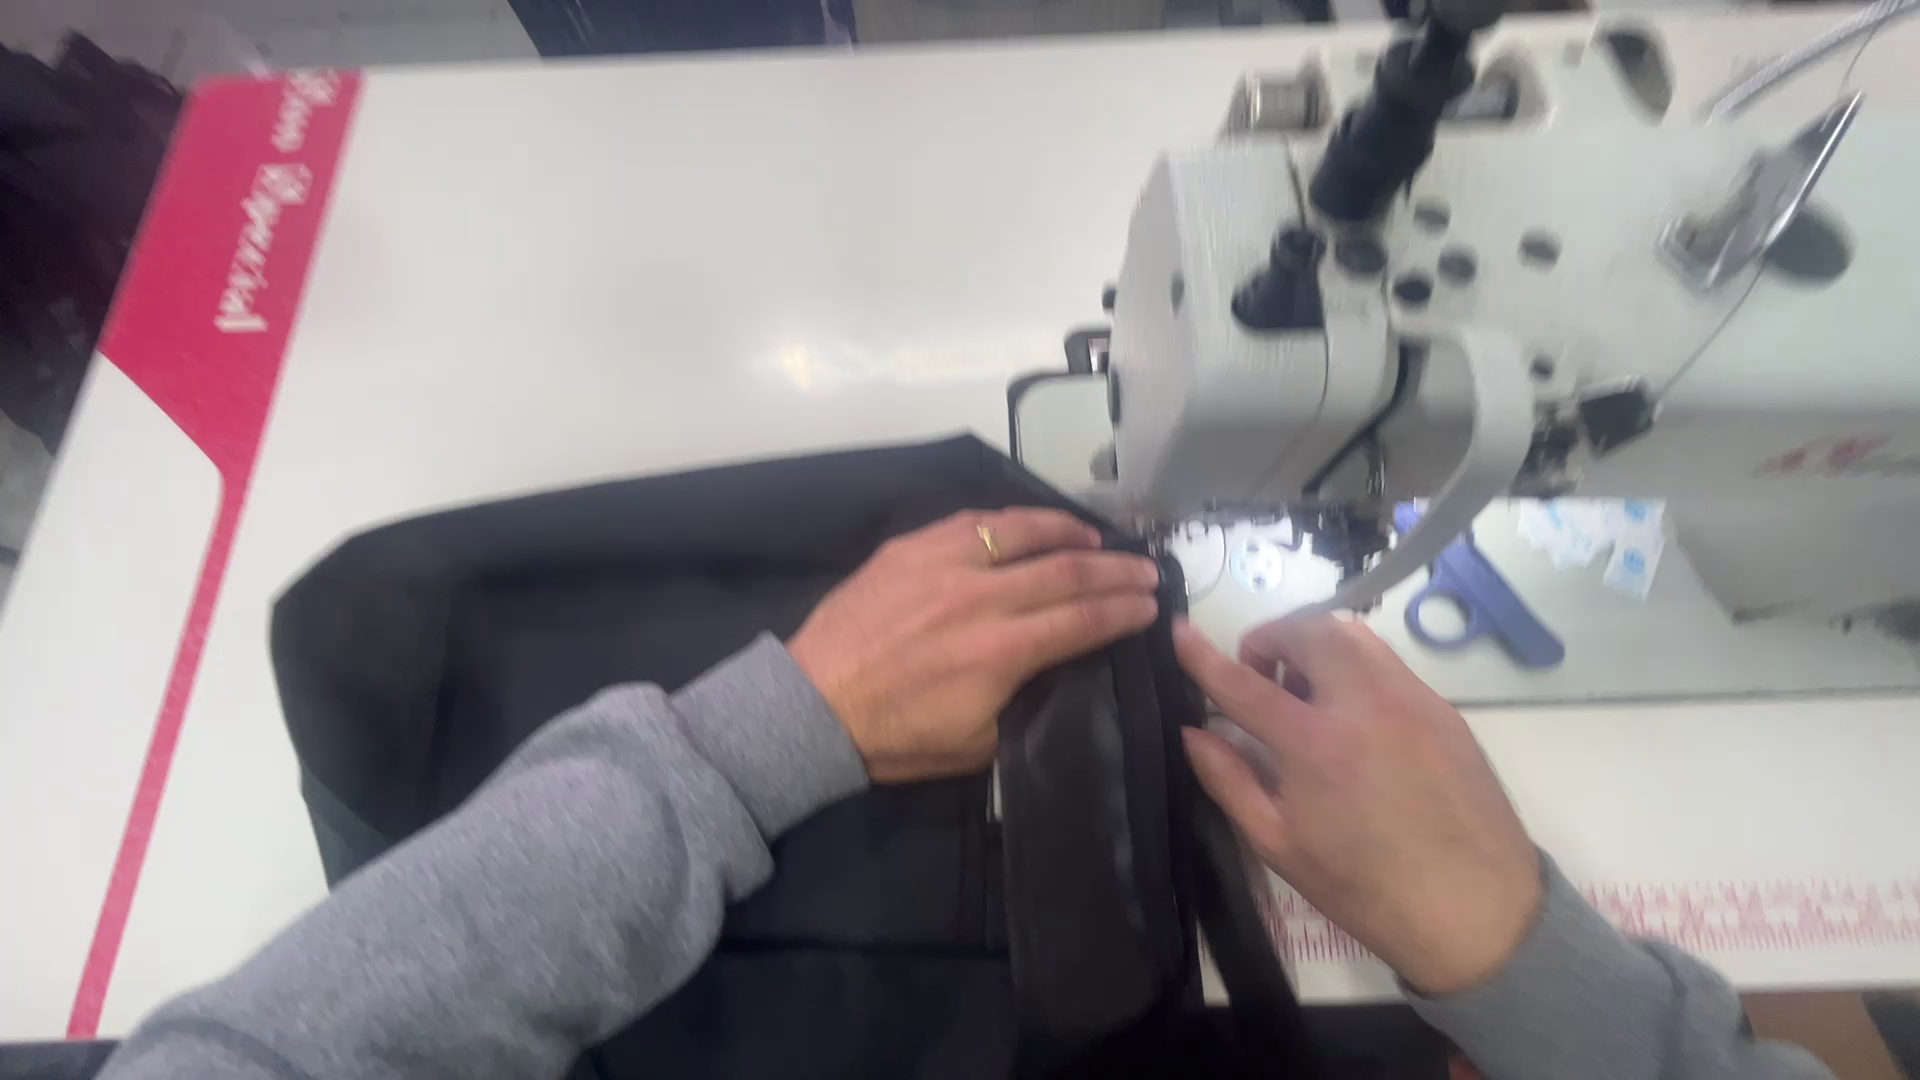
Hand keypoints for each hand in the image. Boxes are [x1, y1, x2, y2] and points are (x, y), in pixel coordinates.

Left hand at [789, 508, 1159, 783]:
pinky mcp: (911, 547)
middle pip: (1067, 571)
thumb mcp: (976, 744)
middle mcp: (980, 596)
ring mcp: (943, 563)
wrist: (814, 705)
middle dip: (1116, 570)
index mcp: (1001, 651)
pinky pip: (973, 522)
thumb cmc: (894, 737)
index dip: (1125, 610)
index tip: (1150, 604)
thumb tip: (1056, 664)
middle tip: (1145, 569)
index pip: (1083, 619)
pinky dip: (1010, 522)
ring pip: (1022, 532)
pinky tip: (1028, 526)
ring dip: (1069, 532)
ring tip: (1097, 539)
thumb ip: (1024, 698)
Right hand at [1173, 615, 1541, 995]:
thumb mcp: (1277, 843)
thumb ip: (1227, 779)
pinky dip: (1351, 665)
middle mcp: (1365, 705)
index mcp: (1316, 744)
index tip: (1178, 631)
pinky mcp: (1443, 709)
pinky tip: (1349, 714)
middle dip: (1269, 638)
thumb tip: (1193, 732)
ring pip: (1352, 634)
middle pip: (1307, 630)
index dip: (1203, 655)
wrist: (1481, 917)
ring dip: (1312, 643)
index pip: (1243, 682)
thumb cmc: (1364, 887)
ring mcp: (1411, 700)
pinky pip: (1385, 662)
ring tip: (1304, 689)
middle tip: (1259, 675)